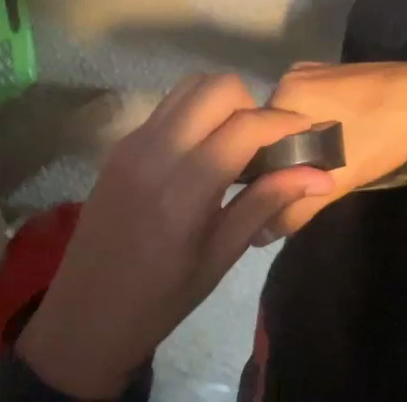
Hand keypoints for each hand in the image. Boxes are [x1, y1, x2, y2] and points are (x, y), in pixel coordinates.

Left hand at [17, 74, 334, 398]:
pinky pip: (168, 107)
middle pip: (218, 88)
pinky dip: (195, 113)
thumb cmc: (161, 297)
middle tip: (262, 141)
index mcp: (186, 187)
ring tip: (233, 140)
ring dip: (222, 101)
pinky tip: (201, 151)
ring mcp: (133, 144)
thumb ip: (269, 201)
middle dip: (251, 104)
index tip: (306, 130)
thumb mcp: (222, 255)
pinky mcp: (119, 146)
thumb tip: (323, 175)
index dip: (284, 121)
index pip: (247, 125)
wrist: (83, 321)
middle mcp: (157, 151)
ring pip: (190, 86)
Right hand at [260, 61, 406, 239]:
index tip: (273, 199)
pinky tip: (332, 148)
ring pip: (289, 123)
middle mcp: (289, 76)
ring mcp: (310, 72)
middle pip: (270, 134)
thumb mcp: (342, 177)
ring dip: (300, 148)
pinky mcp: (329, 75)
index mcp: (285, 95)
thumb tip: (257, 235)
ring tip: (317, 171)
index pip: (252, 146)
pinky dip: (313, 132)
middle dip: (282, 164)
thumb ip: (297, 207)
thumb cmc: (387, 133)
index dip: (261, 178)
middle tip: (301, 188)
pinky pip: (306, 110)